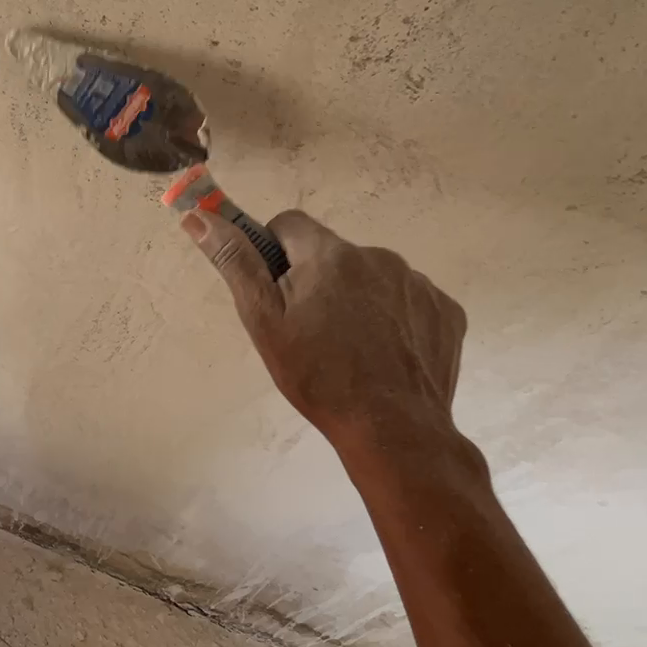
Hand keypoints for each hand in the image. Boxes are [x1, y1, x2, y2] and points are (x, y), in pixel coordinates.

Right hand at [181, 209, 467, 450]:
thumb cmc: (315, 374)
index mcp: (329, 254)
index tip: (276, 288)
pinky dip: (391, 314)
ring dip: (354, 294)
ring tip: (348, 343)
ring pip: (368, 274)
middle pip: (329, 252)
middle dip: (314, 277)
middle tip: (307, 325)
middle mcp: (378, 256)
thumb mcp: (262, 318)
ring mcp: (418, 284)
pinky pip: (405, 297)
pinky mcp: (447, 311)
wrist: (393, 430)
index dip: (274, 251)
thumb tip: (199, 216)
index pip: (288, 224)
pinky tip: (384, 349)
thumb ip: (234, 259)